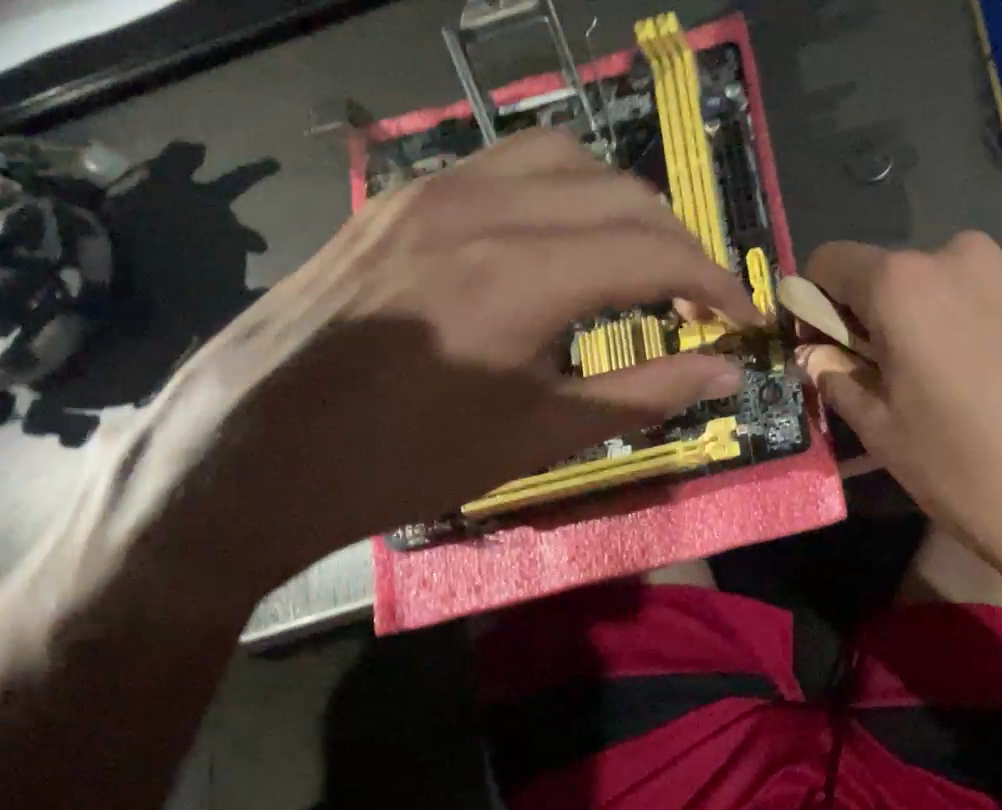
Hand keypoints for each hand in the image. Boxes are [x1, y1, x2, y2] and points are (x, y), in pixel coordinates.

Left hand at [108, 129, 759, 592]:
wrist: (256, 449)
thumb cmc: (412, 457)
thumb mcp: (545, 434)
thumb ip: (649, 393)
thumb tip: (728, 370)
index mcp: (522, 276)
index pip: (657, 251)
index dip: (718, 284)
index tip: (745, 322)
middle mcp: (482, 208)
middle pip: (623, 195)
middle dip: (682, 246)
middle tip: (702, 307)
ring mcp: (433, 190)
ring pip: (567, 160)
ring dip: (626, 208)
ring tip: (644, 266)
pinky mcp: (402, 197)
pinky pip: (508, 165)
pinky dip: (566, 194)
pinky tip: (568, 247)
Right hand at [798, 232, 1001, 613]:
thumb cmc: (967, 473)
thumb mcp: (885, 435)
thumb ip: (841, 382)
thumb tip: (822, 359)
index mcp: (907, 283)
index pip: (834, 261)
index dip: (819, 302)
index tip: (828, 345)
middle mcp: (968, 259)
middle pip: (905, 275)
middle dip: (890, 318)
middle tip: (901, 380)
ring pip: (963, 291)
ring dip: (948, 325)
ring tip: (967, 392)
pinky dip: (997, 336)